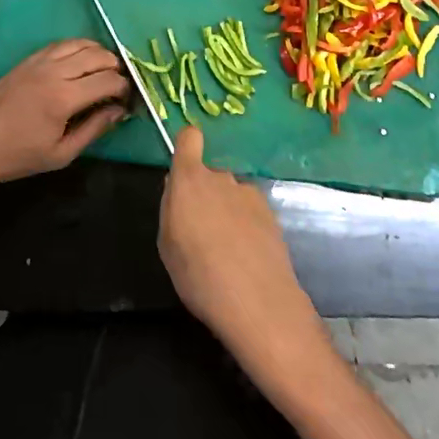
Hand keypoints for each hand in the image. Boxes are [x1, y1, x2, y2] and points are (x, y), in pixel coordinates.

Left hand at [0, 39, 128, 193]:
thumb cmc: (18, 156)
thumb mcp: (62, 154)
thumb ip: (95, 129)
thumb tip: (120, 110)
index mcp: (63, 98)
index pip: (109, 80)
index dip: (125, 89)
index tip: (127, 101)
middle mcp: (54, 72)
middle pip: (99, 56)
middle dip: (117, 68)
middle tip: (119, 86)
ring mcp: (39, 62)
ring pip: (81, 44)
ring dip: (100, 54)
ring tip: (105, 71)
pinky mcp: (29, 60)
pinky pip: (62, 44)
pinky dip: (79, 48)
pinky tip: (82, 62)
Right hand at [158, 127, 315, 351]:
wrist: (256, 300)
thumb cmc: (198, 275)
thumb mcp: (167, 244)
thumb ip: (171, 208)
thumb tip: (177, 188)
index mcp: (190, 180)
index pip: (189, 138)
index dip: (186, 147)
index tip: (183, 169)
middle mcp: (221, 178)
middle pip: (209, 175)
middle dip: (203, 195)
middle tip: (199, 232)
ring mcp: (249, 193)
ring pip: (230, 194)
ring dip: (226, 211)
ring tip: (225, 251)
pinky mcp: (271, 213)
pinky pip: (249, 211)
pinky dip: (245, 225)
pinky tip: (246, 256)